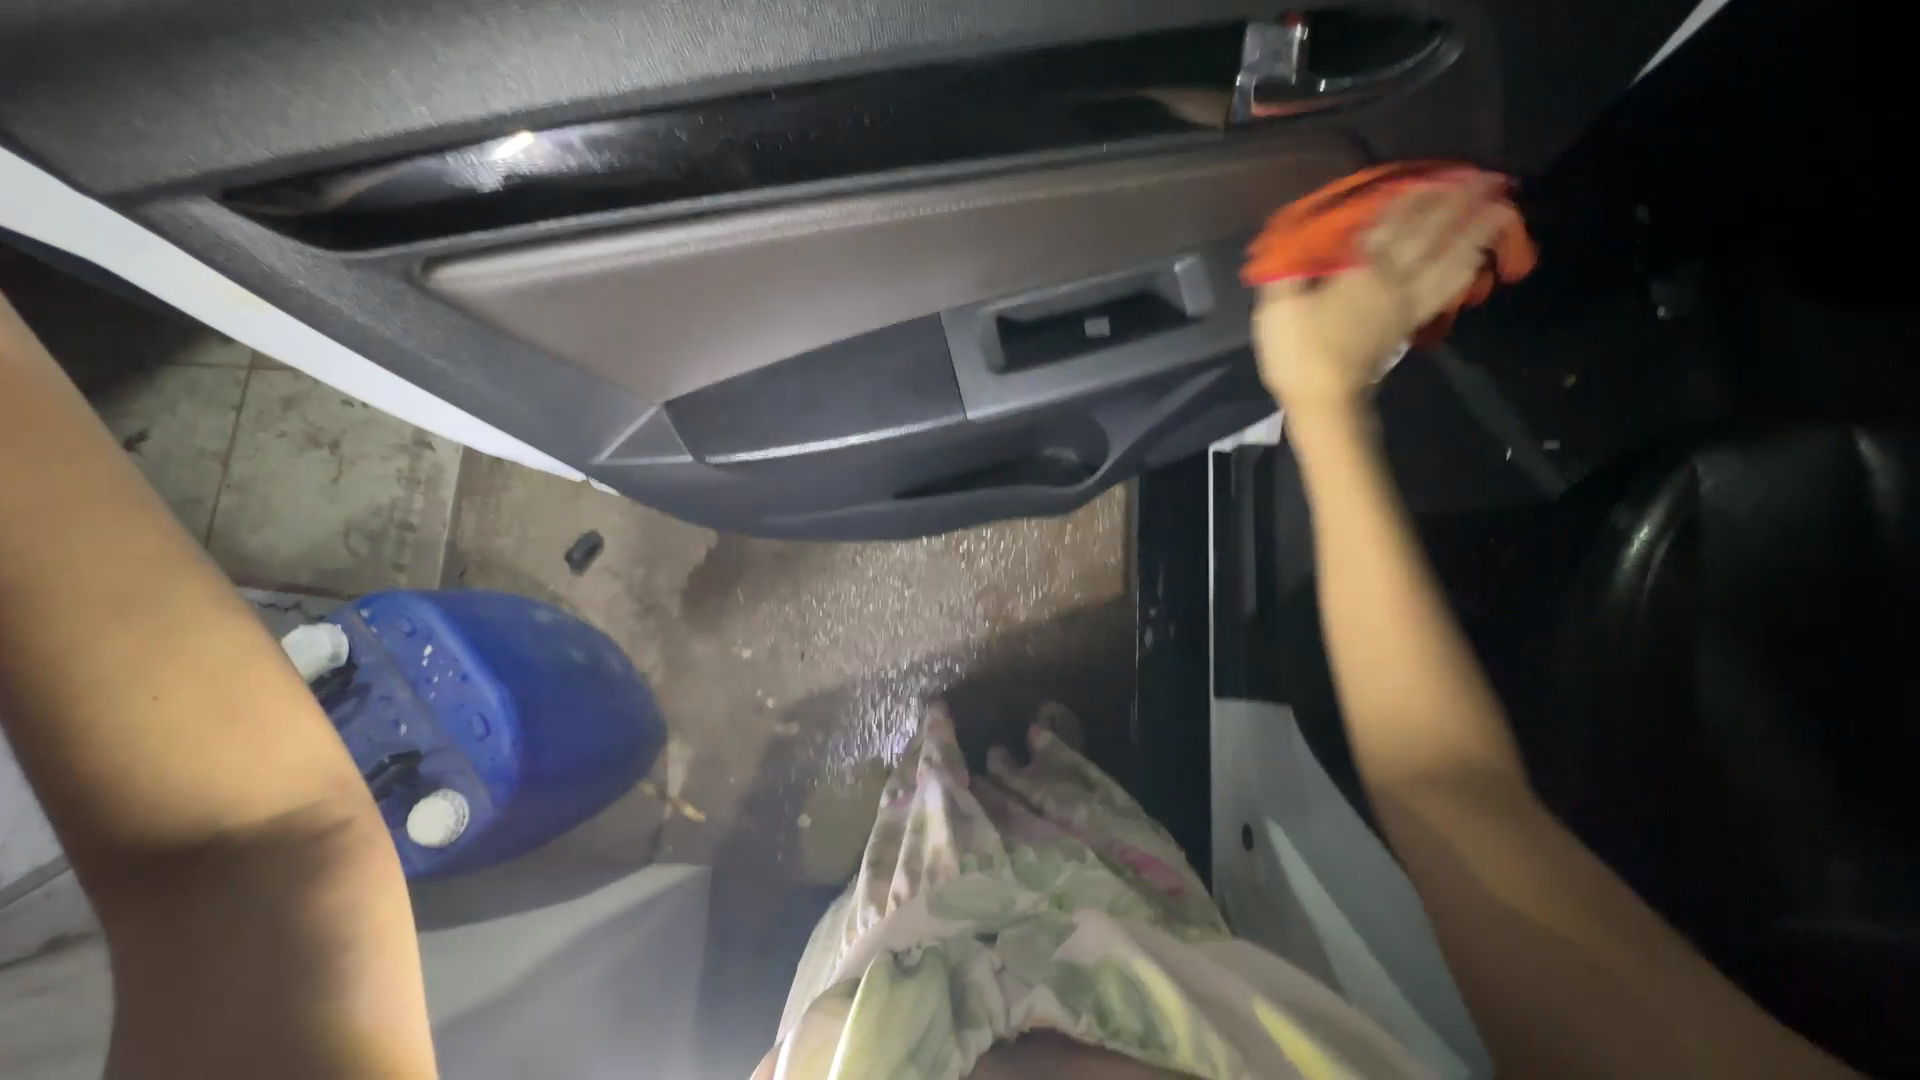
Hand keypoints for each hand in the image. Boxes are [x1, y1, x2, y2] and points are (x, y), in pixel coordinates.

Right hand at [1252, 175, 1517, 416]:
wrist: (1324, 402)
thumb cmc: (1298, 353)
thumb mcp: (1279, 308)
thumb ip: (1289, 271)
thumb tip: (1295, 242)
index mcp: (1361, 271)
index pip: (1394, 223)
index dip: (1417, 196)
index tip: (1439, 172)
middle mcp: (1393, 280)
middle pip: (1432, 236)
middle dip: (1459, 205)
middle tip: (1488, 178)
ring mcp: (1406, 304)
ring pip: (1450, 262)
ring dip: (1476, 235)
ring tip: (1499, 212)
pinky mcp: (1409, 325)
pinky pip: (1446, 291)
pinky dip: (1465, 272)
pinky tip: (1476, 261)